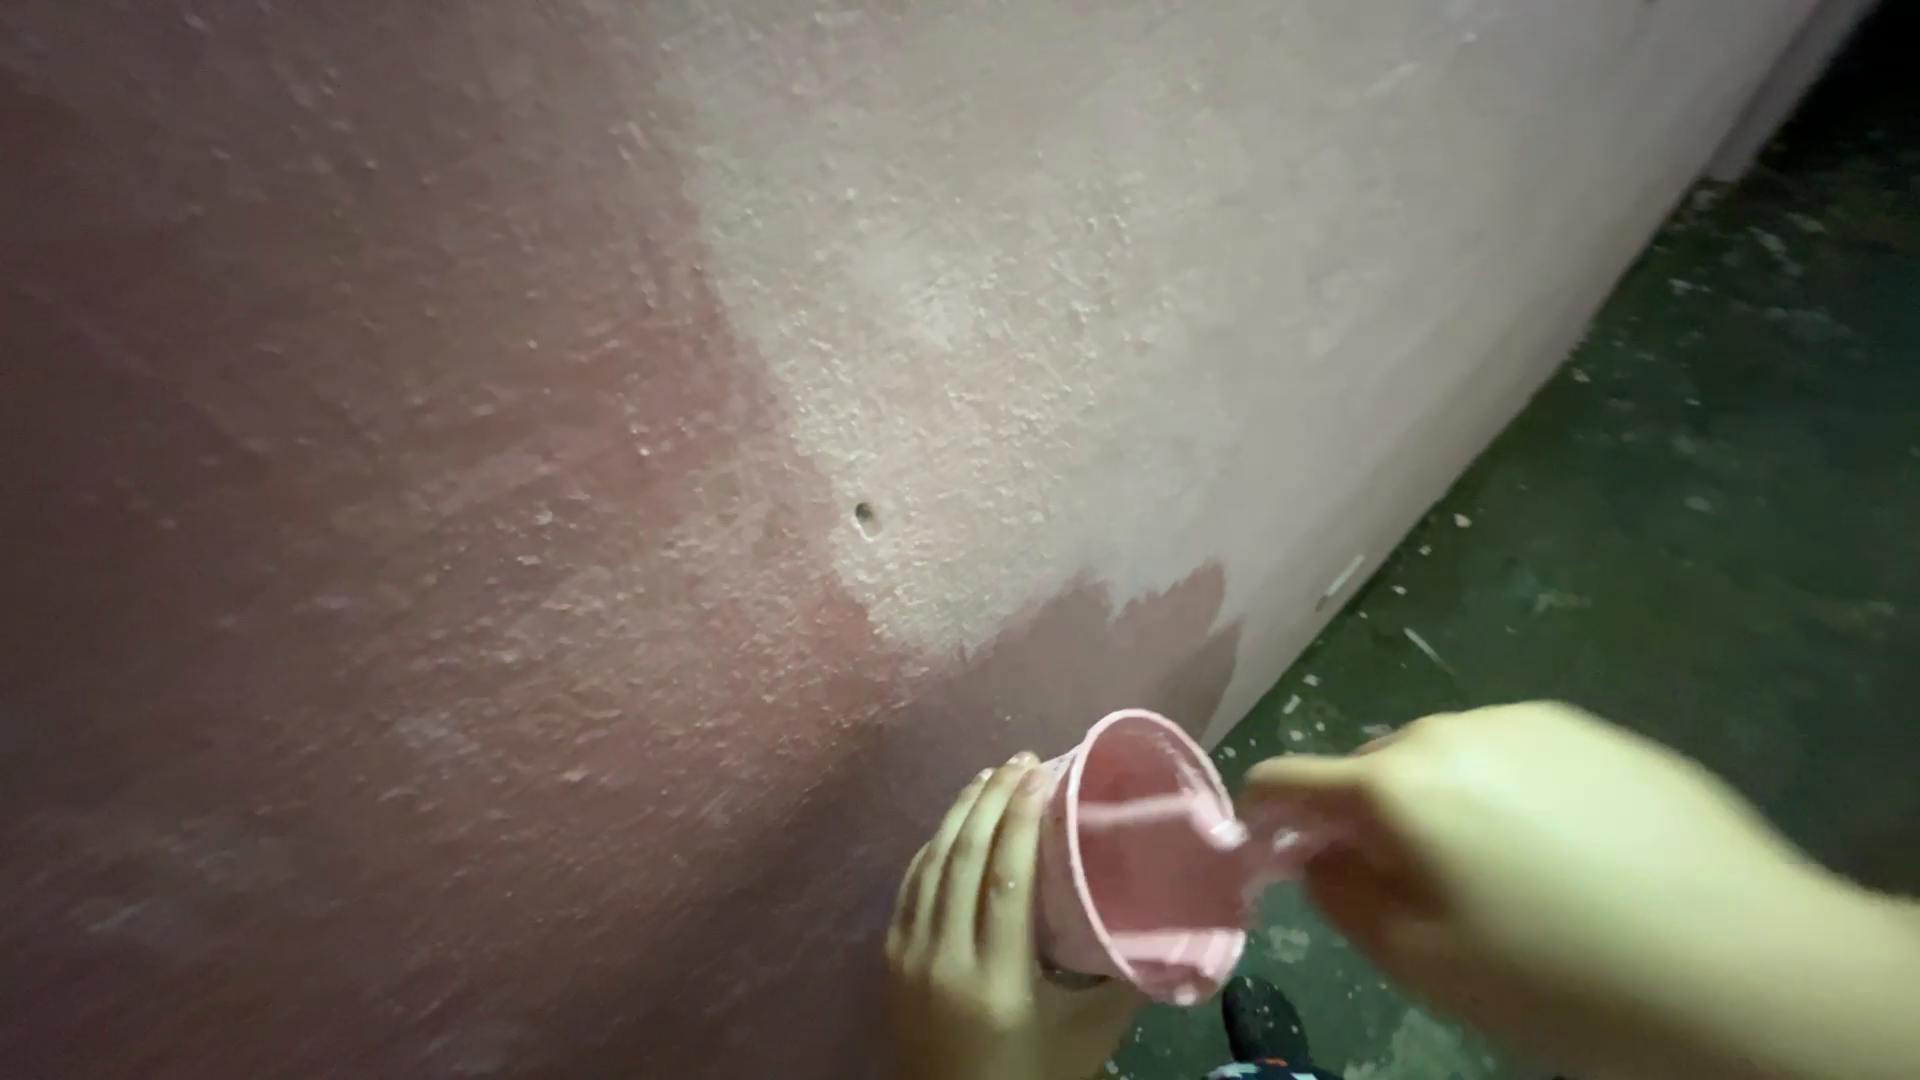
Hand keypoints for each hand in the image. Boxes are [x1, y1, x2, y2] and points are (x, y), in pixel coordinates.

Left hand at [888, 754, 1145, 1079]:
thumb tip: (1166, 926)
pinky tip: (955, 820)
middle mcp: (945, 957)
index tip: (1041, 773)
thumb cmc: (1029, 1076)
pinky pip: (911, 882)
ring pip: (933, 861)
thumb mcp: (1087, 1038)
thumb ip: (1123, 980)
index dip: (1021, 817)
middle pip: (965, 857)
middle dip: (993, 799)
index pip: (1006, 876)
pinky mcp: (891, 953)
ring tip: (989, 775)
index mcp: (998, 979)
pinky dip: (935, 842)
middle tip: (1020, 761)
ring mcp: (910, 953)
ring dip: (962, 811)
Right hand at [1244, 703, 1912, 1079]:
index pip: (1284, 779)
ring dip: (1443, 803)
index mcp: (1392, 785)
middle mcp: (1442, 730)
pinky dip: (1509, 792)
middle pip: (1368, 770)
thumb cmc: (1567, 981)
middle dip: (1374, 819)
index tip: (1285, 851)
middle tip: (1431, 888)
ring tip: (1517, 871)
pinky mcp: (1587, 726)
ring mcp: (1519, 720)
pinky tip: (1576, 849)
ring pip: (1440, 758)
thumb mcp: (1423, 965)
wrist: (1769, 979)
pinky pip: (1510, 753)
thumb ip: (1340, 896)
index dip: (1268, 815)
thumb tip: (1320, 853)